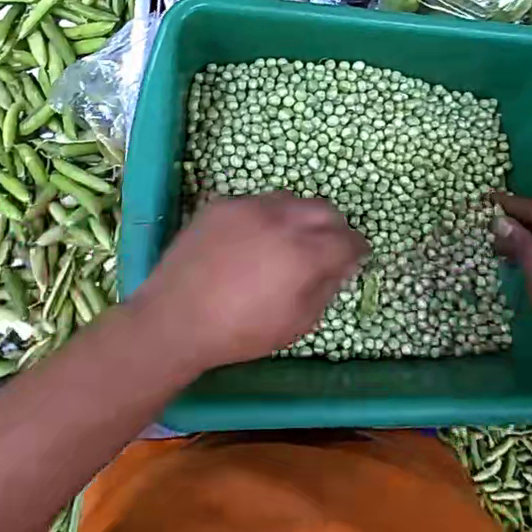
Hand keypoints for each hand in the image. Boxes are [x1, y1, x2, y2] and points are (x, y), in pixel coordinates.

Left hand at [127, 193, 368, 373]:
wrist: (175, 318)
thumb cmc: (240, 332)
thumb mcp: (296, 323)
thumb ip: (326, 288)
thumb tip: (339, 266)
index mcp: (305, 252)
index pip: (348, 239)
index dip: (356, 250)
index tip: (354, 257)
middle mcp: (281, 220)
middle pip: (324, 210)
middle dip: (333, 227)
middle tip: (327, 246)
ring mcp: (249, 207)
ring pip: (290, 200)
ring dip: (300, 216)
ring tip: (289, 240)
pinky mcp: (221, 205)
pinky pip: (256, 203)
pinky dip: (266, 217)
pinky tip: (253, 239)